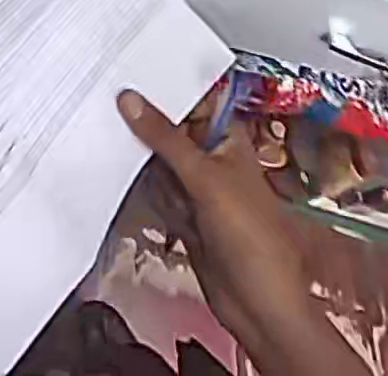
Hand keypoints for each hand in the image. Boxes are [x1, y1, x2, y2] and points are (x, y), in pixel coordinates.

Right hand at [117, 91, 360, 375]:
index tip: (130, 82)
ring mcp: (194, 182)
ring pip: (156, 163)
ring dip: (163, 184)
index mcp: (226, 134)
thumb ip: (164, 137)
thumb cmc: (251, 235)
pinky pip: (156, 190)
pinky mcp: (182, 208)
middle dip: (156, 145)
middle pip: (166, 130)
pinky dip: (162, 203)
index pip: (189, 98)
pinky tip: (182, 222)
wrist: (257, 305)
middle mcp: (209, 153)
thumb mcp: (204, 177)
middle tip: (160, 158)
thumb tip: (131, 100)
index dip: (163, 92)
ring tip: (186, 206)